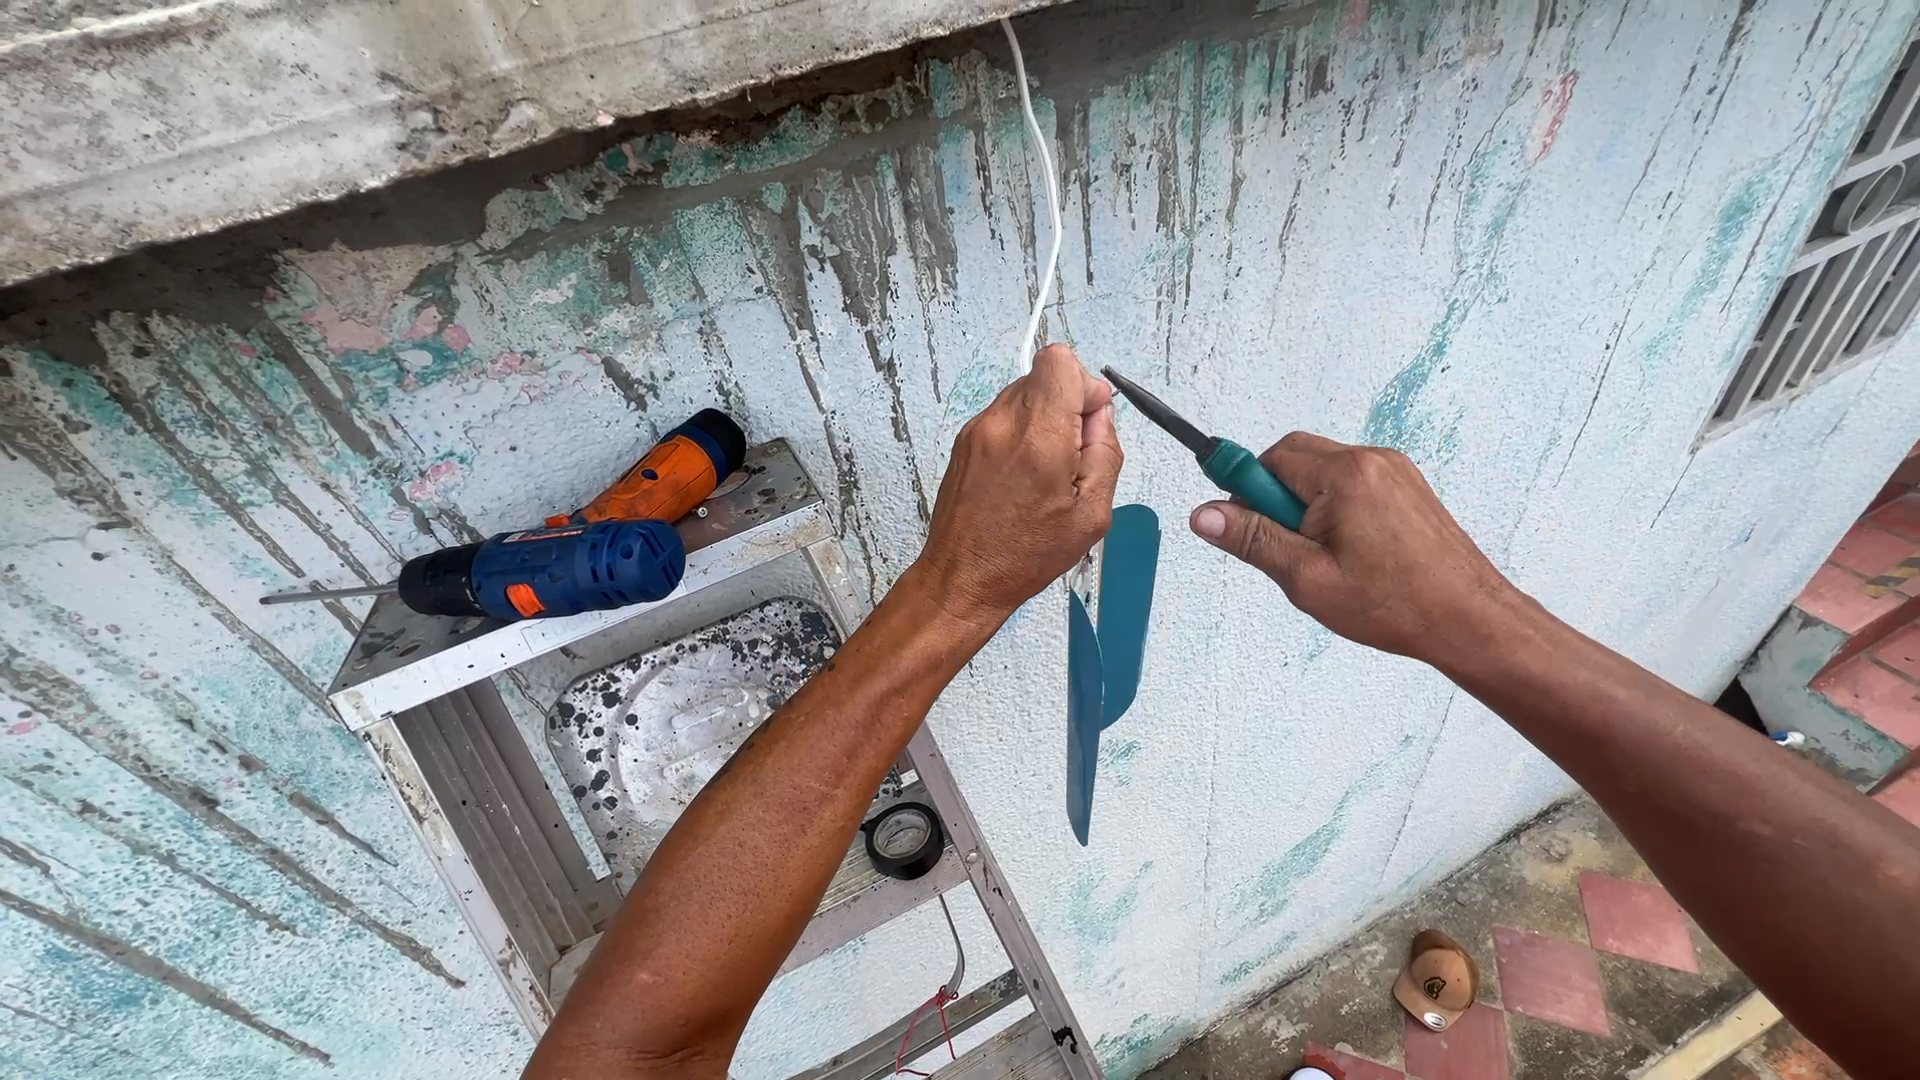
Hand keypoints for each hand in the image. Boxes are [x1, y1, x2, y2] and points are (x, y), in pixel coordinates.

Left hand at [915, 345, 1122, 625]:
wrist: (963, 577)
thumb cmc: (1026, 556)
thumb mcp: (1092, 514)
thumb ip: (1106, 453)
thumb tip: (1100, 415)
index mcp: (1038, 439)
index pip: (1060, 363)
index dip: (1084, 385)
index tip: (1089, 421)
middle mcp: (1002, 424)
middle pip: (1044, 374)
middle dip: (1068, 404)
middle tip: (1072, 454)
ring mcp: (977, 429)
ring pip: (1024, 393)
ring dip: (1045, 418)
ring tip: (1046, 469)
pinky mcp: (964, 440)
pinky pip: (1004, 415)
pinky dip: (1022, 432)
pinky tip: (1024, 474)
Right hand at [1188, 432, 1521, 665]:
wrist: (1470, 620)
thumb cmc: (1394, 604)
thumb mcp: (1305, 577)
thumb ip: (1251, 539)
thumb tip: (1203, 514)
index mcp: (1345, 476)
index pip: (1269, 460)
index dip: (1246, 493)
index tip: (1237, 523)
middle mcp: (1371, 461)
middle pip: (1293, 457)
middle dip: (1273, 496)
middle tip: (1281, 546)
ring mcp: (1392, 470)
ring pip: (1318, 472)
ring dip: (1301, 505)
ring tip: (1318, 555)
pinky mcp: (1403, 485)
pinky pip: (1346, 482)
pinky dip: (1329, 508)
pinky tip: (1342, 550)